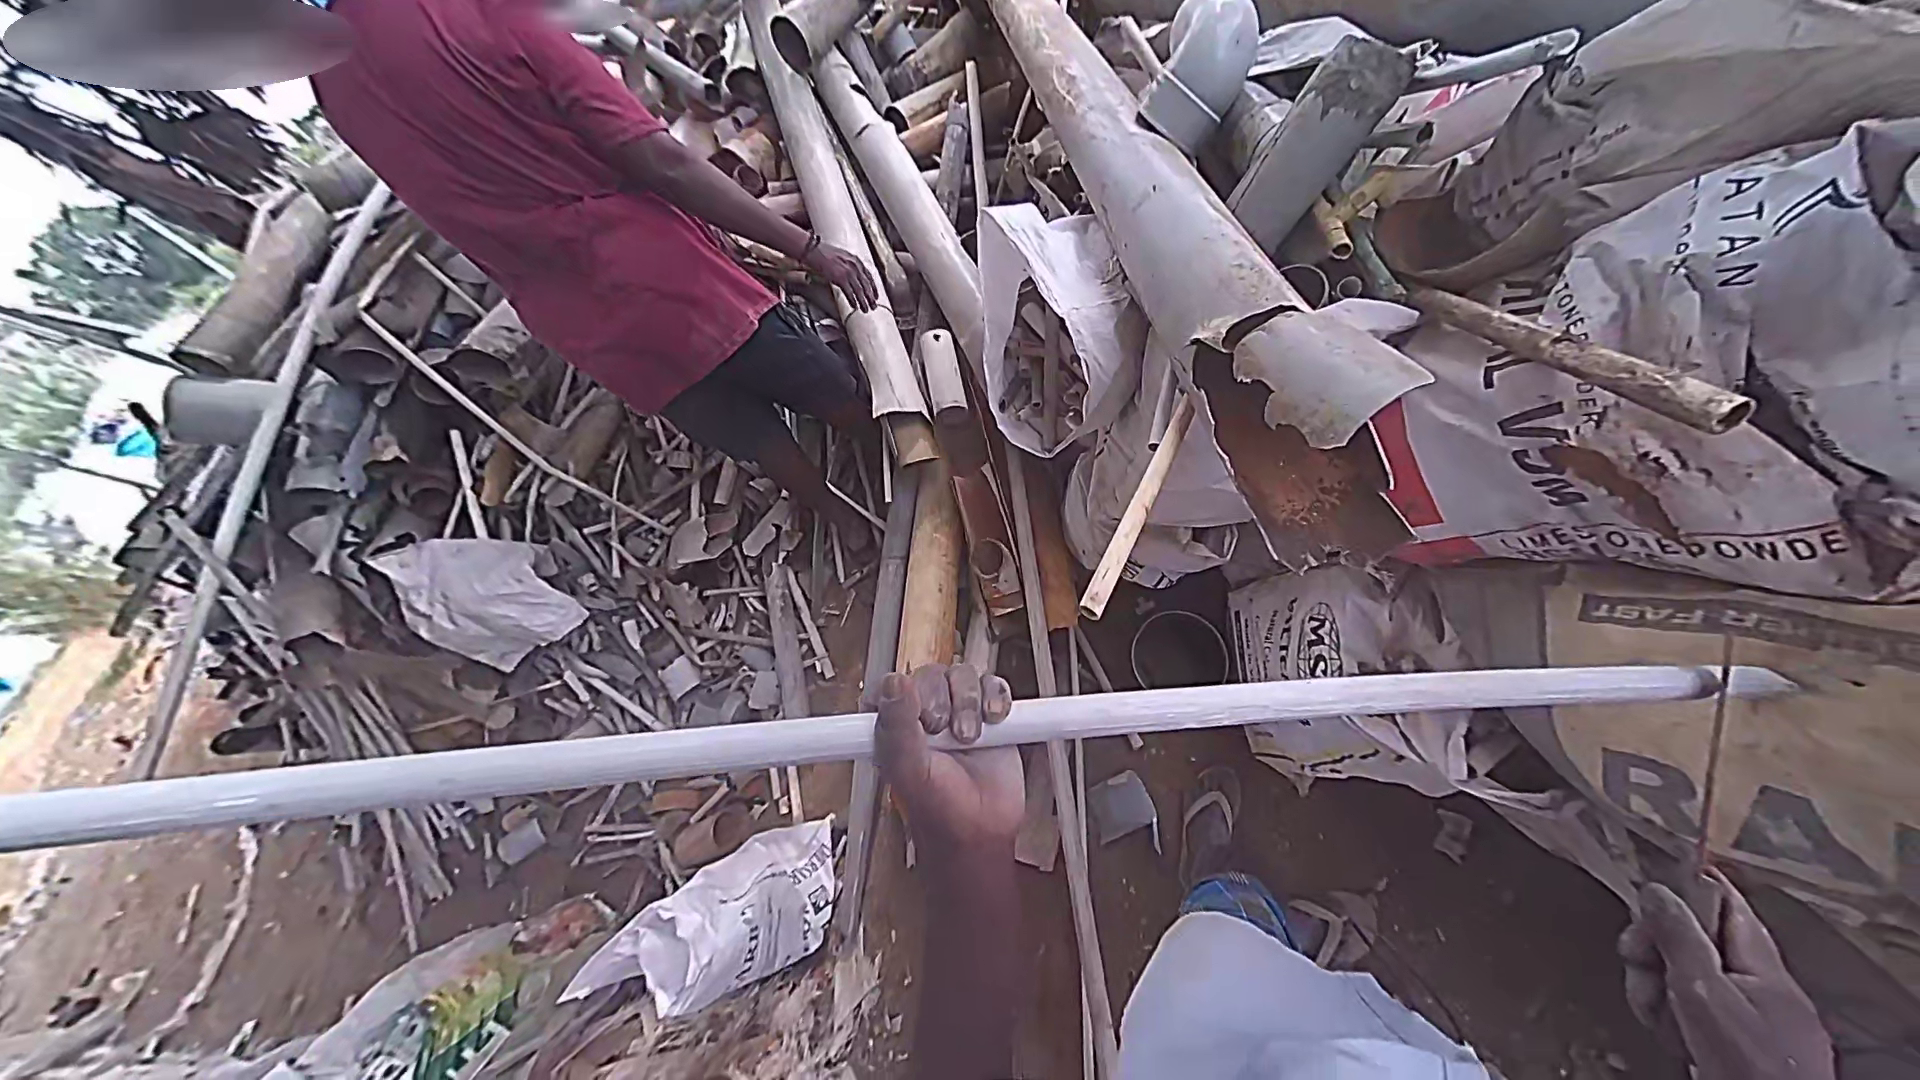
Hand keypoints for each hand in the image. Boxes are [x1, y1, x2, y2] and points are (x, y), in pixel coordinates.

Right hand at [802, 240, 879, 312]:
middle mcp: (854, 265)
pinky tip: (855, 306)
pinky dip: (853, 300)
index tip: (875, 295)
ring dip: (863, 302)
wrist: (813, 250)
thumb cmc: (823, 253)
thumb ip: (849, 266)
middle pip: (866, 285)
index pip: (869, 276)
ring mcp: (848, 272)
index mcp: (855, 260)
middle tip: (873, 306)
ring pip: (860, 290)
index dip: (873, 287)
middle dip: (871, 297)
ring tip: (865, 309)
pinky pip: (850, 292)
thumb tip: (853, 278)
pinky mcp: (841, 278)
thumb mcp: (842, 257)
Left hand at [870, 664, 1021, 855]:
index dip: (906, 690)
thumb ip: (897, 724)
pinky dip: (996, 698)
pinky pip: (993, 684)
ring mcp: (958, 711)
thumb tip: (894, 682)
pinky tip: (994, 720)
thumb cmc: (938, 811)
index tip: (917, 716)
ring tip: (970, 736)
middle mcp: (923, 714)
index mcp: (893, 724)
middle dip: (943, 701)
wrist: (983, 832)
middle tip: (943, 732)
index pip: (892, 682)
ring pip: (963, 675)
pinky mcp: (989, 714)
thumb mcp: (909, 769)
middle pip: (932, 674)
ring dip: (970, 702)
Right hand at [1619, 869, 1833, 1079]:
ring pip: (1679, 970)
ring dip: (1650, 980)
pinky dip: (1664, 1005)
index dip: (1696, 883)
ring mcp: (1748, 1015)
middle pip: (1692, 938)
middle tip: (1634, 957)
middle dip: (1651, 943)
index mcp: (1765, 970)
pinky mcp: (1730, 1036)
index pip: (1730, 907)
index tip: (1657, 865)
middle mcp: (1761, 987)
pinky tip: (1663, 1024)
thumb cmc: (1741, 1058)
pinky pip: (1685, 1001)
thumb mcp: (1701, 991)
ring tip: (1652, 1007)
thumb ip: (1678, 937)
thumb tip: (1657, 888)